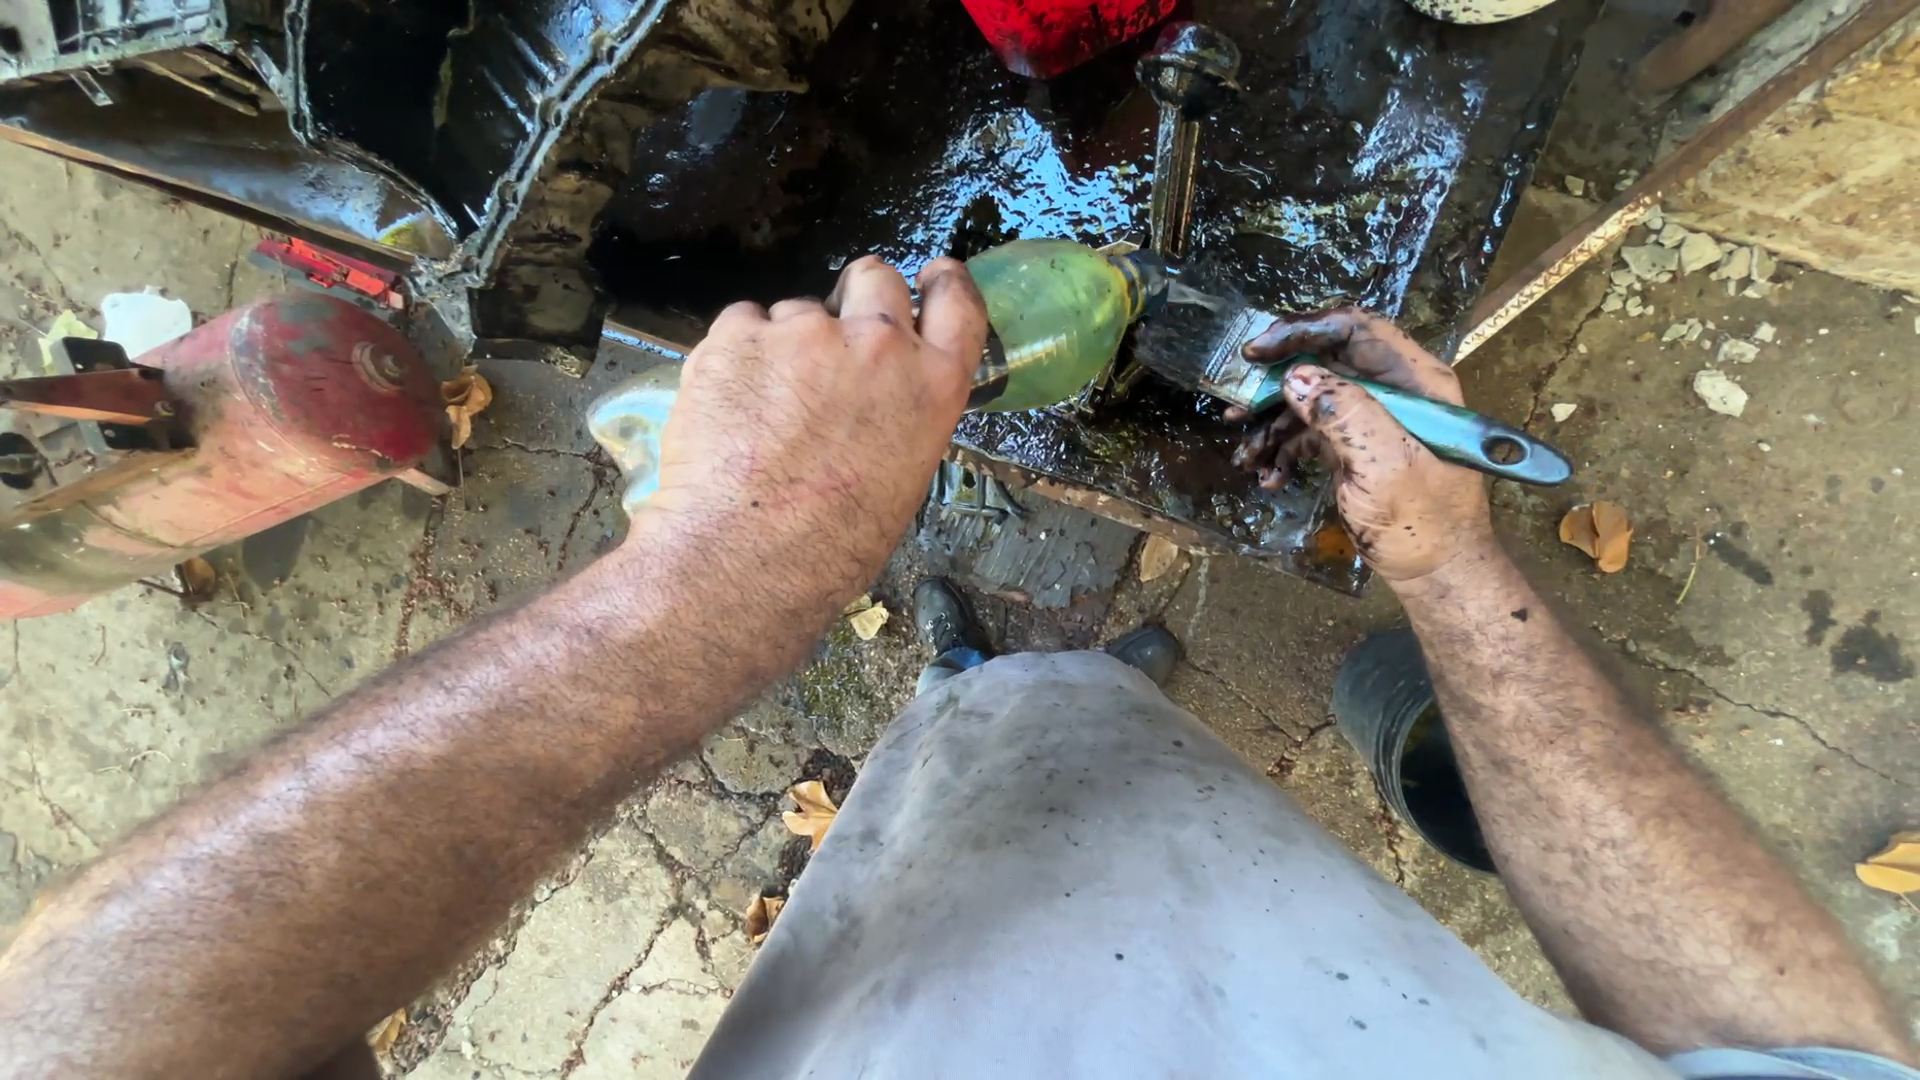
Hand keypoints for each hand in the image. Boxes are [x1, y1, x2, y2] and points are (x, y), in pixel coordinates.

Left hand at [638, 256, 986, 608]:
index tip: (930, 276)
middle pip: (875, 276)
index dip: (943, 283)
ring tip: (767, 408)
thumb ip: (900, 416)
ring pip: (797, 310)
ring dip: (789, 342)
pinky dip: (740, 355)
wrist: (745, 555)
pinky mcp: (739, 334)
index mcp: (931, 386)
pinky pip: (743, 324)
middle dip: (857, 298)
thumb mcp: (901, 480)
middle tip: (833, 341)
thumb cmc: (833, 545)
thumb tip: (874, 401)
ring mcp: (805, 332)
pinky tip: (733, 406)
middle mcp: (878, 345)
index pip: (956, 304)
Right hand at [1230, 307, 1494, 584]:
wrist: (1436, 572)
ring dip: (1271, 426)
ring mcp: (1370, 420)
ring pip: (1309, 403)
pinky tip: (1269, 477)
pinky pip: (1308, 435)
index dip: (1304, 332)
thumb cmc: (1423, 523)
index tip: (1256, 352)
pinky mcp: (1353, 447)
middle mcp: (1392, 392)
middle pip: (1323, 365)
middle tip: (1237, 407)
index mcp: (1414, 382)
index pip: (1356, 330)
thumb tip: (1297, 378)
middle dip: (1275, 385)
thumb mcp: (1386, 466)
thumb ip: (1346, 415)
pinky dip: (1283, 453)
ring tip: (1246, 457)